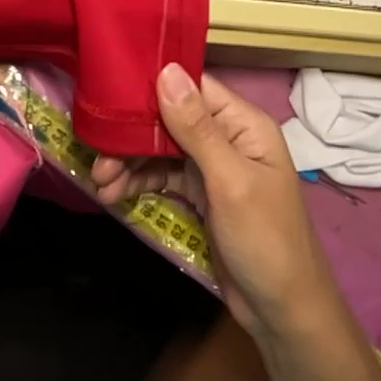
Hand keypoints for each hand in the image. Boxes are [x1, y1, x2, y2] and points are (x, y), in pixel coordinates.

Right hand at [92, 64, 340, 336]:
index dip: (155, 86)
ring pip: (164, 150)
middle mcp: (228, 138)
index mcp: (244, 124)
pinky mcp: (202, 196)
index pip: (195, 89)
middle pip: (173, 120)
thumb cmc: (265, 238)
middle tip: (97, 154)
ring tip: (100, 183)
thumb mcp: (230, 181)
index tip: (112, 93)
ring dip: (131, 163)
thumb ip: (197, 128)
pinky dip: (141, 183)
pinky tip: (116, 196)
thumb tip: (167, 70)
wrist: (282, 309)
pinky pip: (165, 178)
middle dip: (134, 135)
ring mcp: (214, 168)